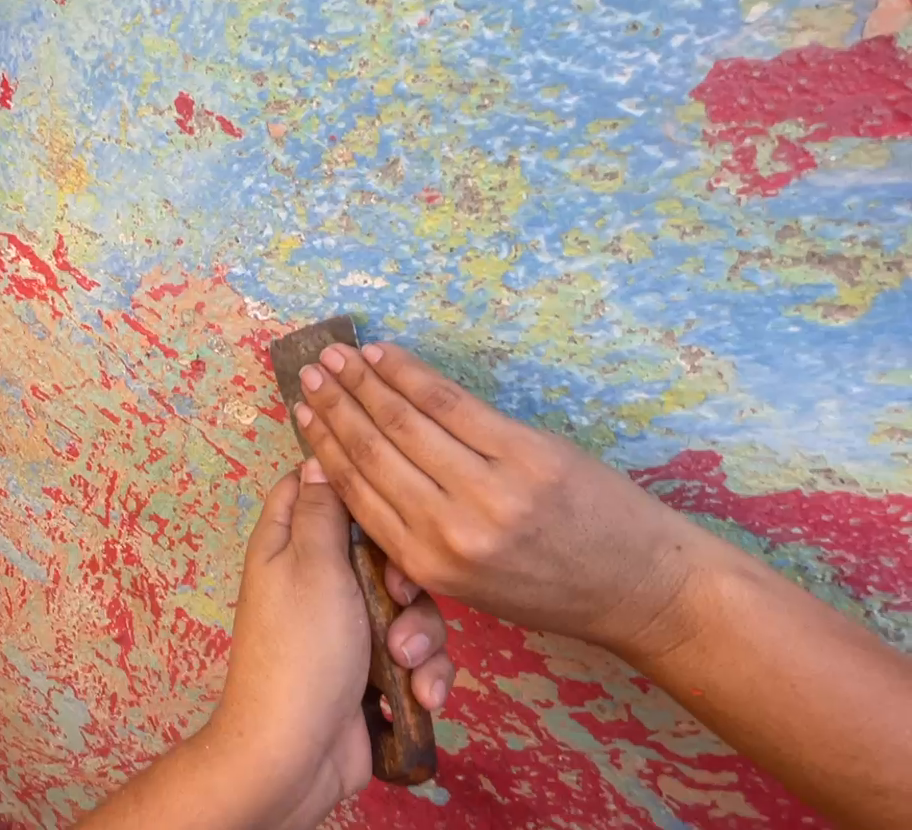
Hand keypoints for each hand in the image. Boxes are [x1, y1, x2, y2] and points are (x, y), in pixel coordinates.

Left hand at [208, 461, 452, 825]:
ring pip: (404, 602)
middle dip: (403, 577)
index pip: (317, 488)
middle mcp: (312, 574)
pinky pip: (412, 651)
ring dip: (418, 635)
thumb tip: (318, 458)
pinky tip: (422, 697)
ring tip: (407, 663)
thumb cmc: (302, 647)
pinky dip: (421, 673)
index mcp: (285, 541)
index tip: (392, 501)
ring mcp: (343, 621)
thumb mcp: (313, 566)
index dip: (356, 489)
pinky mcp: (370, 664)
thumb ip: (322, 512)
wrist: (298, 750)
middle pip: (376, 547)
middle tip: (399, 596)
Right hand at [291, 341, 707, 655]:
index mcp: (424, 563)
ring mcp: (489, 489)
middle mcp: (447, 527)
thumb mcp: (463, 584)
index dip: (323, 441)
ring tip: (336, 357)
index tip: (302, 411)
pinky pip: (451, 403)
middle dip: (333, 403)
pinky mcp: (527, 455)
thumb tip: (348, 473)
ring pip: (403, 420)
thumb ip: (405, 534)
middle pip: (371, 448)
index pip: (355, 486)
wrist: (648, 592)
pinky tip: (384, 356)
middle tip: (309, 373)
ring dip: (361, 381)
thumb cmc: (547, 588)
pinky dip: (410, 374)